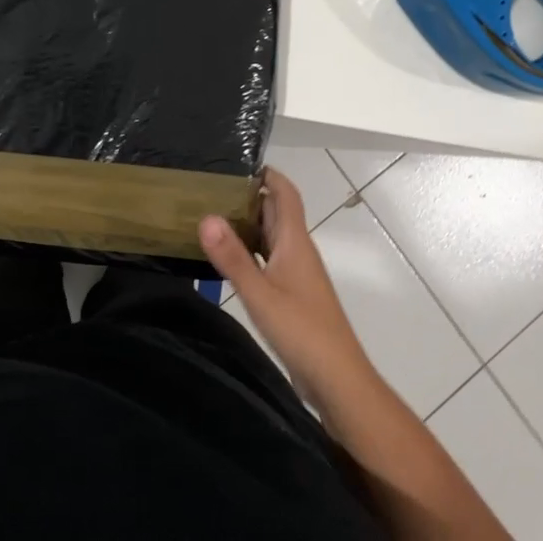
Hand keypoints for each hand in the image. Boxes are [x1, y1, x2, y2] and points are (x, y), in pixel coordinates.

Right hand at [200, 168, 374, 402]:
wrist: (336, 378)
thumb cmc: (302, 331)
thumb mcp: (260, 293)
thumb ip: (232, 257)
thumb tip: (206, 215)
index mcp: (294, 243)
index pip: (285, 194)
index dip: (267, 175)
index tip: (235, 164)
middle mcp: (297, 252)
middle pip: (275, 213)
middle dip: (247, 198)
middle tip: (208, 191)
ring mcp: (296, 275)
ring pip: (270, 239)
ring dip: (246, 227)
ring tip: (208, 221)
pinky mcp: (292, 296)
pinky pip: (268, 261)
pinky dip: (248, 254)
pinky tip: (225, 262)